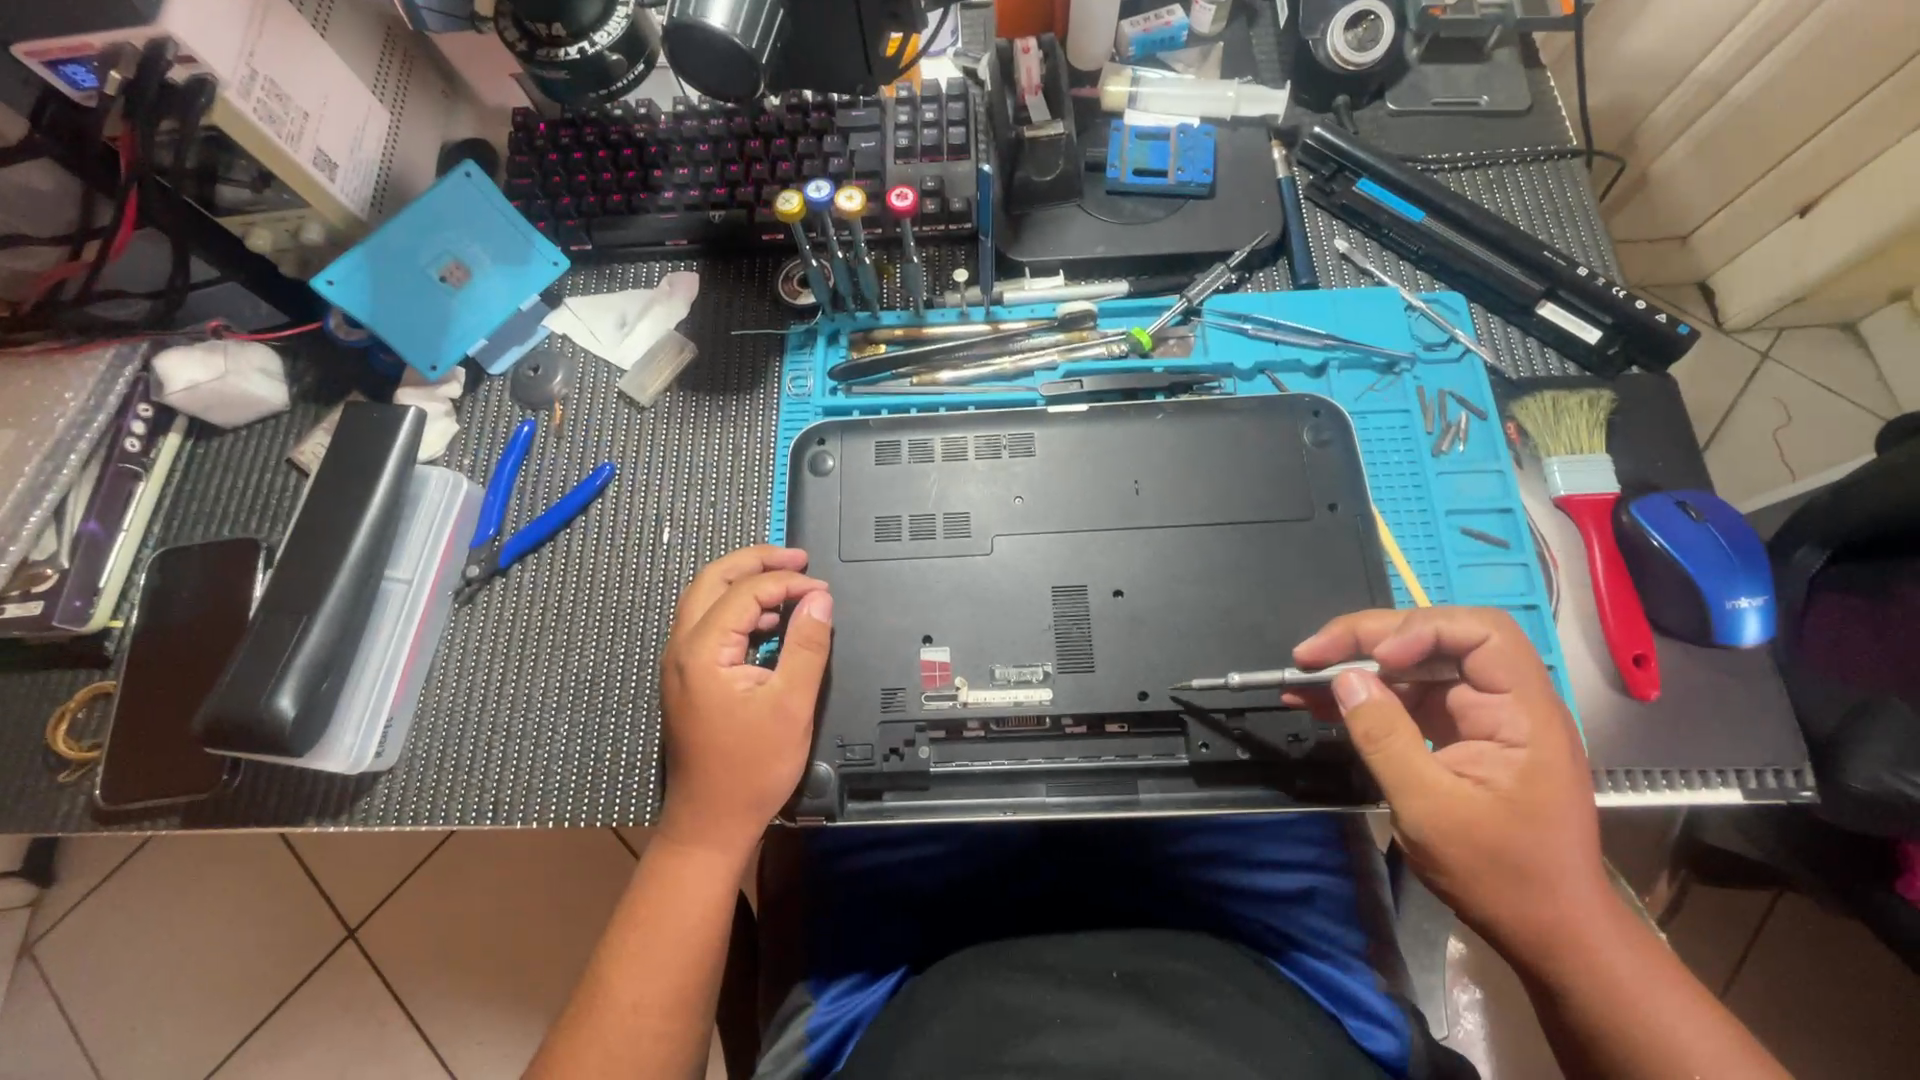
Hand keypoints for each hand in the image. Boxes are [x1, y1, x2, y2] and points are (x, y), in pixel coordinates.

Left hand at [658, 545, 832, 855]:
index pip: (746, 593)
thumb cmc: (752, 768)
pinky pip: (708, 626)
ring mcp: (680, 664)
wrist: (711, 822)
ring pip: (705, 601)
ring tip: (787, 584)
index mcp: (703, 650)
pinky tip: (769, 624)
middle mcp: (682, 649)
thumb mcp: (792, 704)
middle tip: (797, 558)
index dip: (788, 582)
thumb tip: (820, 599)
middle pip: (712, 581)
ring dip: (744, 584)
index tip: (823, 590)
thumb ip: (807, 645)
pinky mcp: (688, 679)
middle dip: (755, 563)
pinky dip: (737, 611)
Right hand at [1290, 606, 1609, 957]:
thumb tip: (1345, 679)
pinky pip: (1410, 703)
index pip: (1481, 633)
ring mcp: (1481, 721)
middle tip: (1310, 654)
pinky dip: (1368, 700)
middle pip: (1438, 642)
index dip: (1421, 630)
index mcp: (1522, 712)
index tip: (1374, 658)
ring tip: (1302, 679)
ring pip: (1416, 670)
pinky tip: (1324, 705)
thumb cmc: (1502, 875)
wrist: (1547, 932)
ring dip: (1359, 669)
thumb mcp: (1431, 808)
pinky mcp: (1461, 739)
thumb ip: (1385, 737)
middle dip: (1370, 640)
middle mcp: (1506, 704)